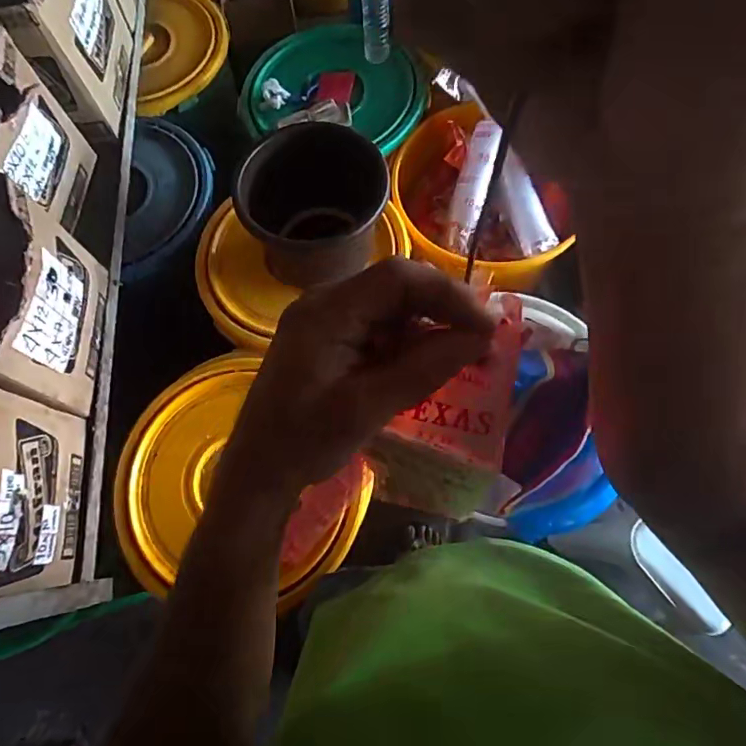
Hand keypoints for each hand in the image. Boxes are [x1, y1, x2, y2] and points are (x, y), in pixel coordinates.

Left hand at [222, 260, 495, 494]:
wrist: (259, 468)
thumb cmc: (304, 441)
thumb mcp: (368, 408)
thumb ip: (425, 369)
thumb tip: (480, 337)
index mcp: (326, 311)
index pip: (398, 278)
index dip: (449, 295)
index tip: (486, 327)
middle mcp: (324, 303)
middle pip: (396, 287)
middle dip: (443, 310)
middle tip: (482, 343)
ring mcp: (325, 319)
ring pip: (392, 307)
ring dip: (428, 329)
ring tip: (462, 359)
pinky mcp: (329, 338)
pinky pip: (378, 327)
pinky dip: (407, 344)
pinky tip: (425, 367)